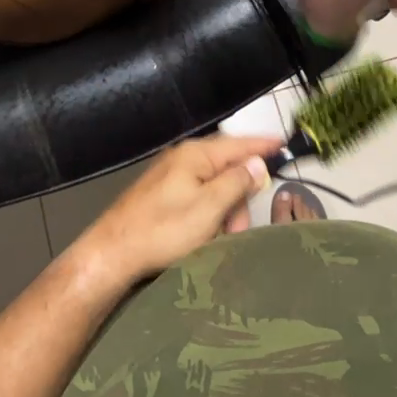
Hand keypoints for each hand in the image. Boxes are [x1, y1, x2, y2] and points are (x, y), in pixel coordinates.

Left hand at [67, 135, 278, 286]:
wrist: (113, 253)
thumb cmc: (163, 230)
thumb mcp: (209, 208)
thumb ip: (236, 183)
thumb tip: (258, 163)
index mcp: (195, 155)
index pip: (238, 143)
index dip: (262, 145)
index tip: (283, 143)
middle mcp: (183, 159)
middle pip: (227, 169)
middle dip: (239, 199)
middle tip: (238, 230)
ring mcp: (171, 177)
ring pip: (213, 189)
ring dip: (223, 213)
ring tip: (218, 240)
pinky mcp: (163, 196)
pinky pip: (198, 199)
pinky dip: (208, 217)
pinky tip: (204, 238)